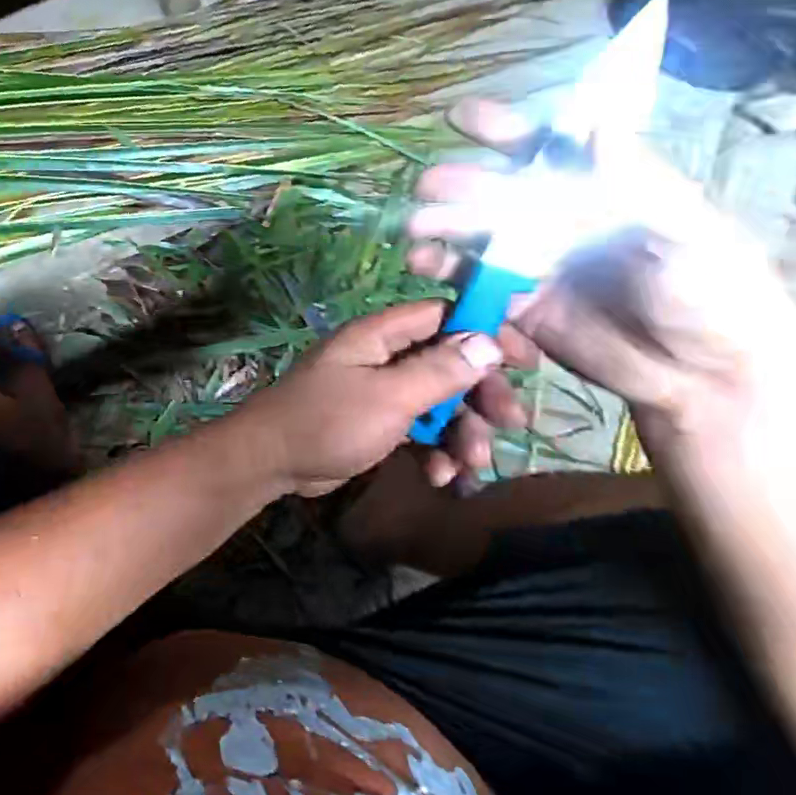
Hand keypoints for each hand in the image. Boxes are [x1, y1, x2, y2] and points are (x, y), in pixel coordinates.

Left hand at [227, 300, 513, 496]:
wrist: (270, 462)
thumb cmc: (327, 421)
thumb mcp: (389, 396)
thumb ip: (438, 371)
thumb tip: (488, 342)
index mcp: (380, 336)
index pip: (444, 316)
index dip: (485, 332)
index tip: (525, 360)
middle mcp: (381, 357)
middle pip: (448, 363)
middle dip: (480, 395)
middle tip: (508, 423)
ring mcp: (378, 391)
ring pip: (438, 402)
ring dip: (460, 432)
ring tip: (468, 464)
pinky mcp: (375, 423)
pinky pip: (418, 429)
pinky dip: (434, 450)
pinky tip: (439, 477)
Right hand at [407, 99, 795, 433]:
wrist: (709, 382)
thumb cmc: (717, 298)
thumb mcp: (689, 235)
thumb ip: (636, 184)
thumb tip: (596, 124)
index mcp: (602, 193)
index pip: (548, 151)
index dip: (506, 131)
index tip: (463, 117)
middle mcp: (561, 222)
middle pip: (501, 192)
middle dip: (461, 183)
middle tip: (428, 184)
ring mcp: (536, 264)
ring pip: (479, 235)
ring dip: (444, 225)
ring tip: (416, 227)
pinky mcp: (520, 304)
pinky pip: (475, 282)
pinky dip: (445, 271)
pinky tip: (422, 264)